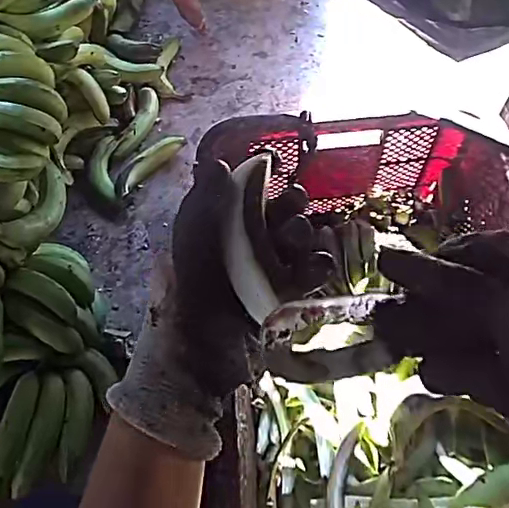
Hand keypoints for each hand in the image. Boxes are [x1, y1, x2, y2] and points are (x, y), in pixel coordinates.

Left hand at [106, 117, 331, 458]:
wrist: (201, 346)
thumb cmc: (191, 284)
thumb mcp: (191, 235)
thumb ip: (206, 197)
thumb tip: (220, 162)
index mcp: (224, 222)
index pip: (250, 188)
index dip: (265, 173)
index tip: (276, 163)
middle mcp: (249, 240)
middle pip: (283, 210)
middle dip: (292, 202)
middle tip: (293, 204)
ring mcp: (270, 267)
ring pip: (301, 238)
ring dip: (304, 232)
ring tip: (296, 239)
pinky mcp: (288, 295)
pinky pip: (311, 273)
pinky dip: (317, 266)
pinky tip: (313, 264)